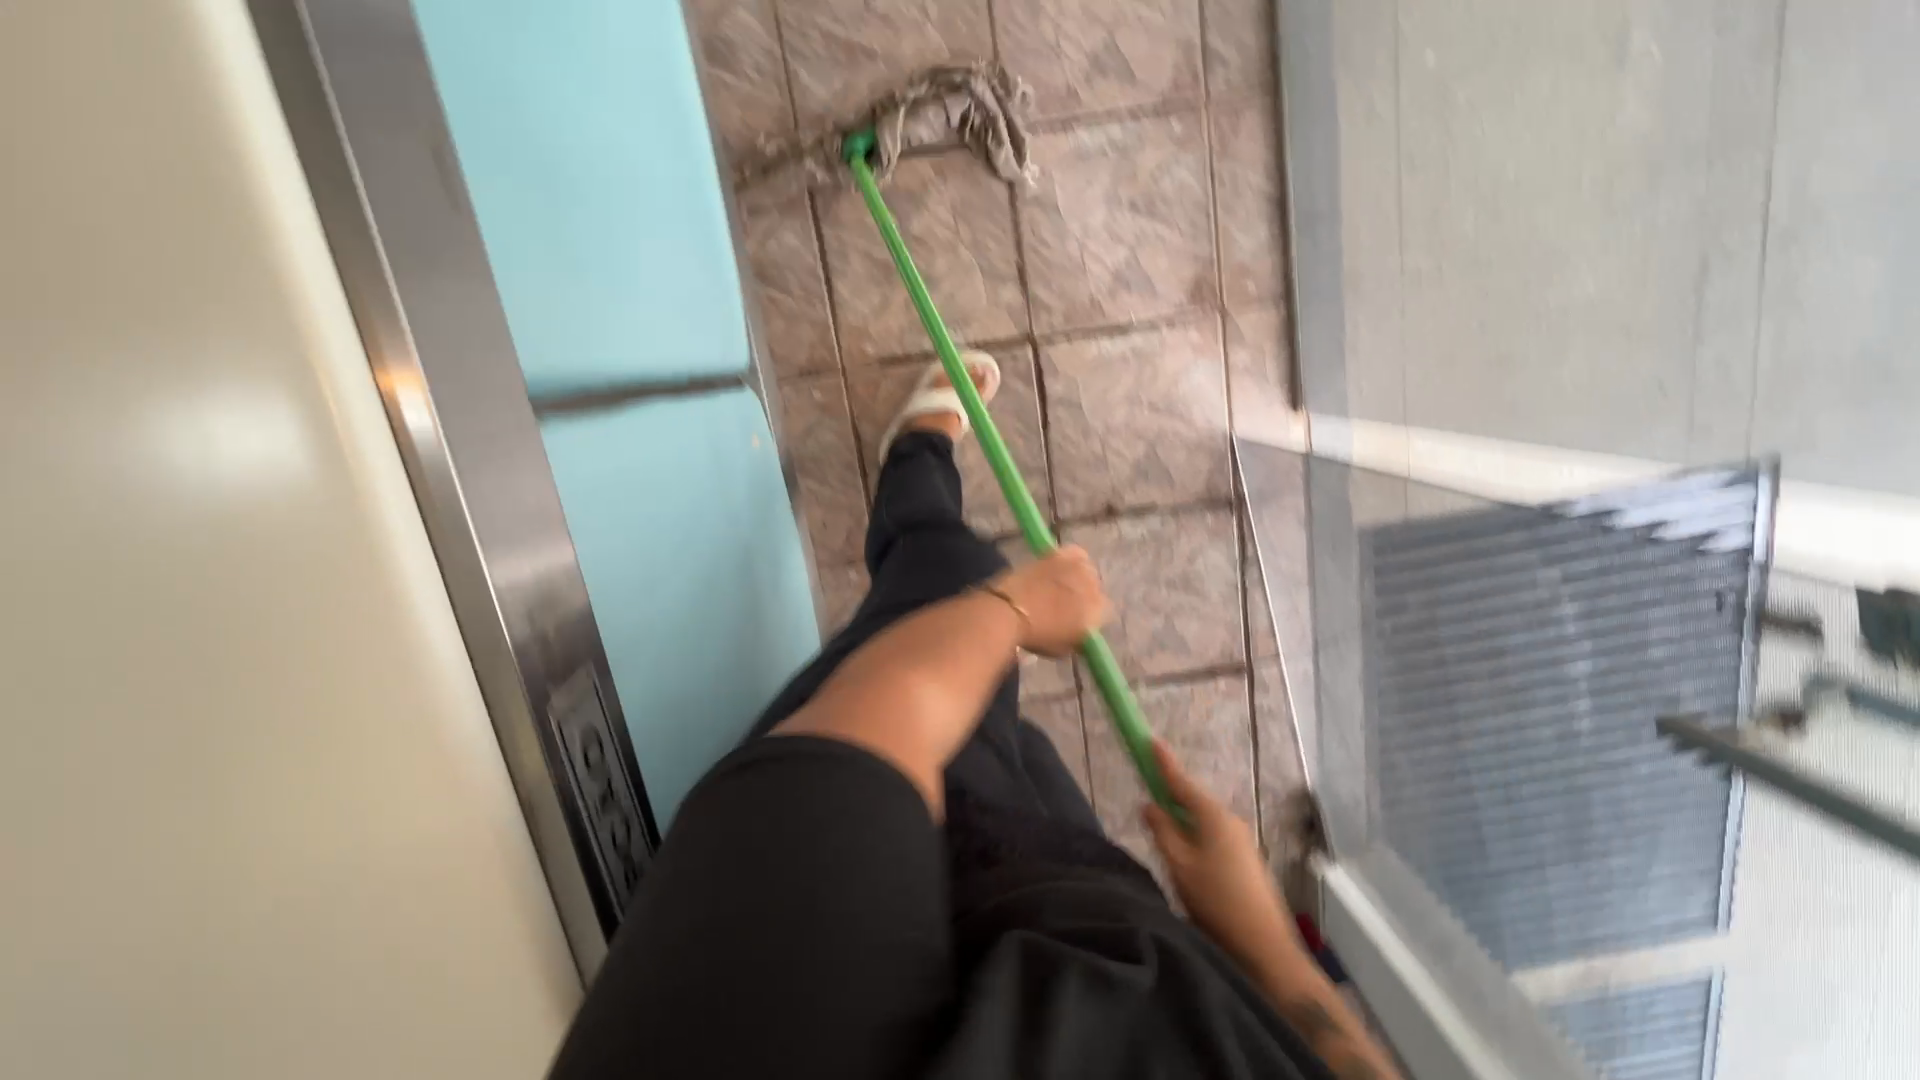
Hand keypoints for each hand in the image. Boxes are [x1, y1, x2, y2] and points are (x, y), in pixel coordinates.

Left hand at [988, 545, 1109, 657]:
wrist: (1008, 612)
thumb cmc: (1034, 636)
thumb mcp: (1061, 648)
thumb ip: (1076, 638)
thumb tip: (1079, 632)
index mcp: (1098, 614)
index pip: (1103, 611)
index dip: (1090, 614)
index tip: (1077, 618)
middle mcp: (1095, 589)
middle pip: (1096, 588)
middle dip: (1084, 594)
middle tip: (1066, 600)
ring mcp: (1079, 569)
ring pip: (1087, 570)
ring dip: (1077, 575)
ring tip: (1061, 582)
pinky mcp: (1060, 555)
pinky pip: (1075, 553)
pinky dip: (1070, 558)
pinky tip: (1058, 564)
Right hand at [1143, 740, 1298, 968]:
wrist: (1263, 944)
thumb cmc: (1216, 900)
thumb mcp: (1179, 864)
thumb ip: (1162, 830)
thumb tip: (1150, 805)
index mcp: (1213, 816)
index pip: (1182, 782)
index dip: (1164, 763)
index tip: (1151, 740)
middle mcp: (1230, 821)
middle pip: (1193, 800)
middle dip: (1171, 794)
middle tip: (1149, 789)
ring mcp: (1241, 840)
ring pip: (1203, 821)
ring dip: (1182, 819)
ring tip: (1162, 829)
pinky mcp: (1245, 860)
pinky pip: (1212, 836)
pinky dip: (1195, 835)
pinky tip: (1186, 854)